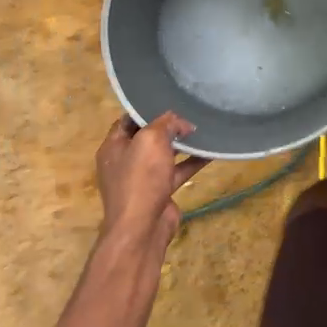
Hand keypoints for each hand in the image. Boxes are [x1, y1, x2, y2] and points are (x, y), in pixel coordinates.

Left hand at [94, 112, 208, 246]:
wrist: (141, 227)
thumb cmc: (140, 179)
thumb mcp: (151, 139)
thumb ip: (166, 123)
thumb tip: (181, 123)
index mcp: (113, 147)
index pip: (128, 120)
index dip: (147, 108)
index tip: (169, 98)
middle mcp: (125, 161)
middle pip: (148, 136)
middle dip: (169, 125)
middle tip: (192, 112)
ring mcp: (142, 177)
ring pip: (165, 153)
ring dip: (183, 143)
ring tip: (205, 128)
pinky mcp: (159, 190)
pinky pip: (178, 170)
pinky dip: (193, 161)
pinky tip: (212, 151)